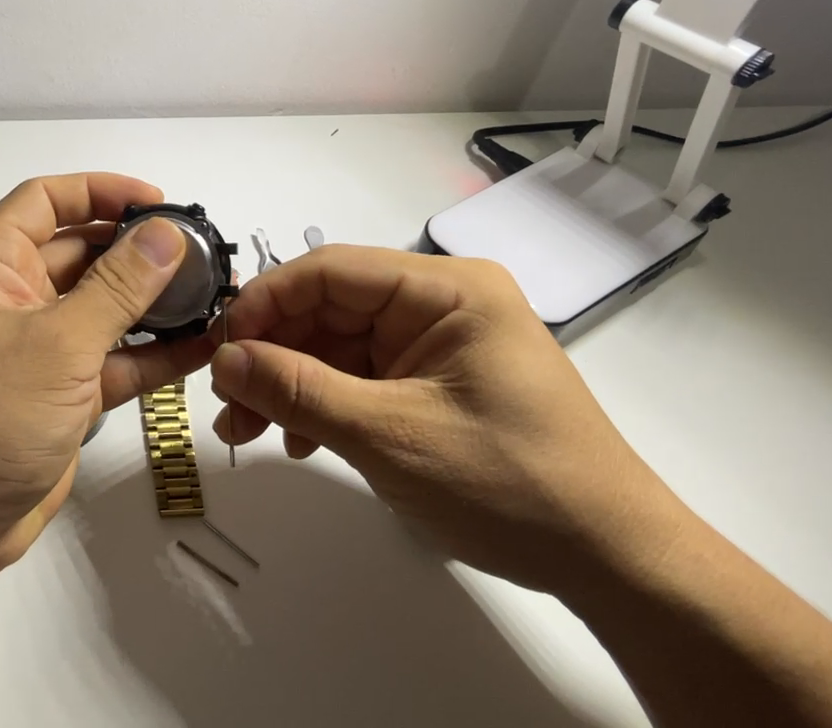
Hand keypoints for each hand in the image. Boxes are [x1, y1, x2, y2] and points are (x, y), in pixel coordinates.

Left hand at [0, 174, 213, 595]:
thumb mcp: (54, 345)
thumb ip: (116, 288)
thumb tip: (167, 231)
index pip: (45, 201)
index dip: (100, 191)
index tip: (160, 201)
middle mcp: (13, 297)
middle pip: (82, 252)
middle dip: (139, 251)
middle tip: (204, 255)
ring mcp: (38, 350)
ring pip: (103, 309)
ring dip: (153, 304)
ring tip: (215, 296)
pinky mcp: (60, 396)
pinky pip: (113, 360)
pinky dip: (152, 355)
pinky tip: (201, 347)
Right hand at [212, 246, 679, 592]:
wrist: (611, 561)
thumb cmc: (508, 485)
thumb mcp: (389, 436)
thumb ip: (298, 390)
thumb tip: (221, 359)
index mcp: (445, 289)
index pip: (330, 270)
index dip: (266, 303)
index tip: (219, 350)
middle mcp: (440, 303)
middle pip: (329, 310)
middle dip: (273, 356)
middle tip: (227, 405)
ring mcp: (437, 344)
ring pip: (337, 347)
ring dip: (289, 386)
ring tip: (247, 432)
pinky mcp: (435, 383)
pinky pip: (360, 378)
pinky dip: (323, 405)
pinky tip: (299, 441)